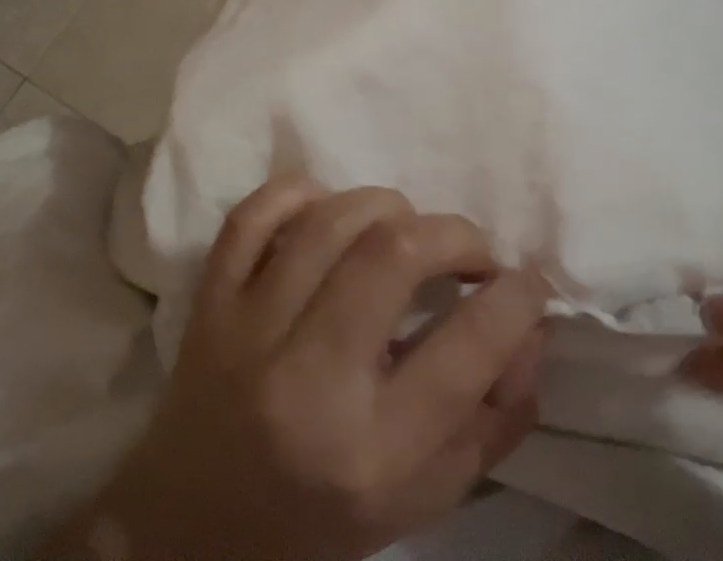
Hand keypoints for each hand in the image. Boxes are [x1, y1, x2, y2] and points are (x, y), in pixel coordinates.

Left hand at [59, 178, 548, 560]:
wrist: (193, 528)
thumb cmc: (320, 518)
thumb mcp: (425, 497)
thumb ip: (494, 419)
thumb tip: (530, 327)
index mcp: (372, 450)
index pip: (468, 346)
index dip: (518, 299)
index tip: (529, 283)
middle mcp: (309, 379)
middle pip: (395, 254)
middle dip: (456, 235)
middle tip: (472, 257)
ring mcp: (247, 330)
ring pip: (329, 221)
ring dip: (388, 207)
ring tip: (407, 235)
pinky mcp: (208, 303)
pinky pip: (251, 216)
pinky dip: (299, 194)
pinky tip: (330, 213)